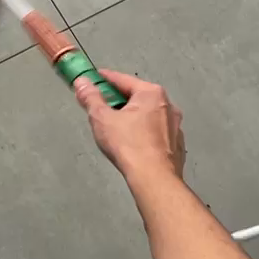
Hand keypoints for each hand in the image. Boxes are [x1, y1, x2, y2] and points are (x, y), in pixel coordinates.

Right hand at [73, 68, 185, 183]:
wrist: (154, 179)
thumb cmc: (129, 145)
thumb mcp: (101, 117)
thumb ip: (90, 97)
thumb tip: (82, 82)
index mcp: (151, 94)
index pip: (121, 79)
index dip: (103, 79)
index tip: (91, 80)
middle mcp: (168, 106)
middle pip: (136, 96)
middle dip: (117, 100)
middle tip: (100, 106)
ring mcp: (175, 127)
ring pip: (147, 114)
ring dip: (131, 116)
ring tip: (114, 127)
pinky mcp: (177, 146)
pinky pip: (155, 131)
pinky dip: (142, 132)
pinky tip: (131, 143)